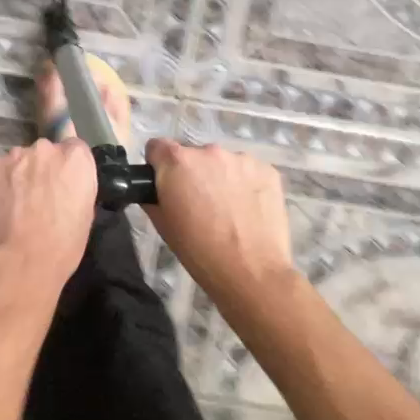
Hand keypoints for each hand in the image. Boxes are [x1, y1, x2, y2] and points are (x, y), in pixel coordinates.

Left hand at [0, 138, 97, 293]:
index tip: (61, 181)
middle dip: (42, 167)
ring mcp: (16, 155)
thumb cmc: (63, 244)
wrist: (22, 259)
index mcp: (76, 158)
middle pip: (45, 150)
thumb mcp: (85, 211)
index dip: (66, 165)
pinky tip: (0, 203)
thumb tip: (66, 181)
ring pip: (19, 159)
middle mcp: (46, 148)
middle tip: (37, 194)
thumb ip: (76, 184)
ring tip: (15, 202)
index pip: (73, 147)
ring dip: (19, 174)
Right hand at [144, 139, 293, 292]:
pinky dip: (245, 184)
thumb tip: (155, 189)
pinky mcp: (267, 170)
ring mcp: (241, 159)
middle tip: (198, 203)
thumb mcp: (162, 224)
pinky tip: (248, 209)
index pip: (158, 147)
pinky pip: (247, 171)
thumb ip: (152, 196)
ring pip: (221, 163)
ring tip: (228, 209)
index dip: (158, 165)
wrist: (251, 273)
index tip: (166, 185)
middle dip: (192, 173)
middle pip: (192, 154)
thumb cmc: (199, 251)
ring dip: (219, 177)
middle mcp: (208, 151)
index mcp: (177, 161)